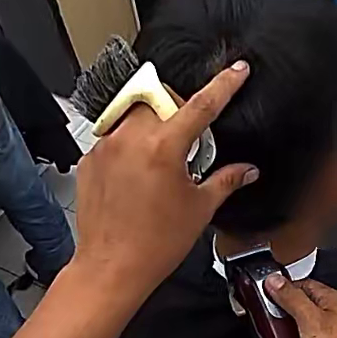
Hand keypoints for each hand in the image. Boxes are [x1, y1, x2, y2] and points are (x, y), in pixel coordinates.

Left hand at [68, 62, 256, 299]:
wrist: (112, 267)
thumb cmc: (154, 244)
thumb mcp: (199, 209)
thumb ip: (226, 181)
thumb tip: (246, 171)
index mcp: (163, 148)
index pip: (201, 104)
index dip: (224, 84)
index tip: (237, 70)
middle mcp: (130, 139)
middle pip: (161, 100)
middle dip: (179, 110)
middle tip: (190, 143)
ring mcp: (105, 147)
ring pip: (135, 116)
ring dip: (154, 128)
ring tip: (162, 165)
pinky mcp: (90, 160)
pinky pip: (115, 138)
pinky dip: (132, 149)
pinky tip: (140, 179)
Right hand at [263, 275, 336, 337]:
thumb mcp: (310, 321)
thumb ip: (291, 299)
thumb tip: (275, 281)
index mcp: (334, 300)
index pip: (303, 284)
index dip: (283, 287)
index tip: (265, 294)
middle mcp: (336, 316)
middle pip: (302, 306)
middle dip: (284, 313)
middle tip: (271, 320)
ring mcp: (333, 336)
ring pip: (304, 328)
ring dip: (290, 334)